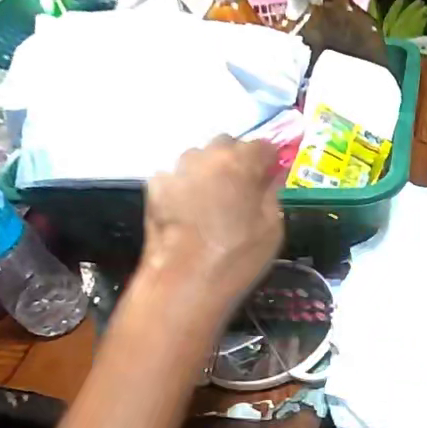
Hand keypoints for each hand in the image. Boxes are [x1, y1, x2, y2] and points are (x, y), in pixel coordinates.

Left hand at [140, 135, 283, 321]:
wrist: (182, 282)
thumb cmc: (235, 258)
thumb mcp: (272, 229)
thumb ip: (271, 194)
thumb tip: (268, 179)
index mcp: (240, 161)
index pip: (263, 145)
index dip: (268, 162)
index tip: (268, 178)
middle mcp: (206, 156)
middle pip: (226, 145)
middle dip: (235, 161)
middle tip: (238, 191)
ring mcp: (176, 170)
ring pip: (198, 159)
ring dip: (207, 172)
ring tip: (210, 203)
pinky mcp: (154, 187)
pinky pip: (176, 178)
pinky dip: (183, 188)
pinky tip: (186, 212)